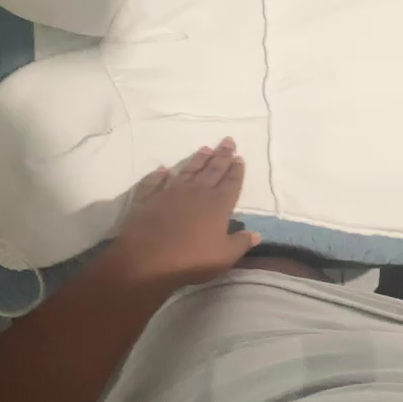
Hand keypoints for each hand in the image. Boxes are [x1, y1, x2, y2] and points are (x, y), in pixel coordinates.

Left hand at [103, 138, 258, 286]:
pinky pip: (154, 182)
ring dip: (197, 160)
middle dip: (222, 156)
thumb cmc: (191, 260)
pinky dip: (159, 175)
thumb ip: (241, 243)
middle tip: (228, 141)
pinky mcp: (148, 199)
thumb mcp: (224, 257)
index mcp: (217, 205)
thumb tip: (256, 233)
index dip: (236, 171)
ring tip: (205, 148)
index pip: (231, 183)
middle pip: (212, 170)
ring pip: (187, 172)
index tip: (239, 157)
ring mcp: (170, 193)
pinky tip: (163, 169)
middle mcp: (196, 193)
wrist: (146, 260)